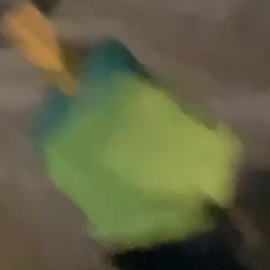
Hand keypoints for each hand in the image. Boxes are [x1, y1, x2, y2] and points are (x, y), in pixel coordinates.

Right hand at [35, 39, 240, 249]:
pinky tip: (152, 157)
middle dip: (115, 87)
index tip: (72, 74)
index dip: (86, 59)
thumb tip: (61, 89)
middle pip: (135, 74)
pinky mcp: (216, 136)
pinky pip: (182, 124)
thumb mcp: (52, 140)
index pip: (105, 51)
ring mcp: (194, 111)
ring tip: (127, 138)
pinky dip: (165, 133)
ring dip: (142, 110)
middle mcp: (162, 87)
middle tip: (97, 110)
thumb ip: (55, 107)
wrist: (158, 218)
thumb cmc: (95, 174)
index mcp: (120, 84)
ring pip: (160, 98)